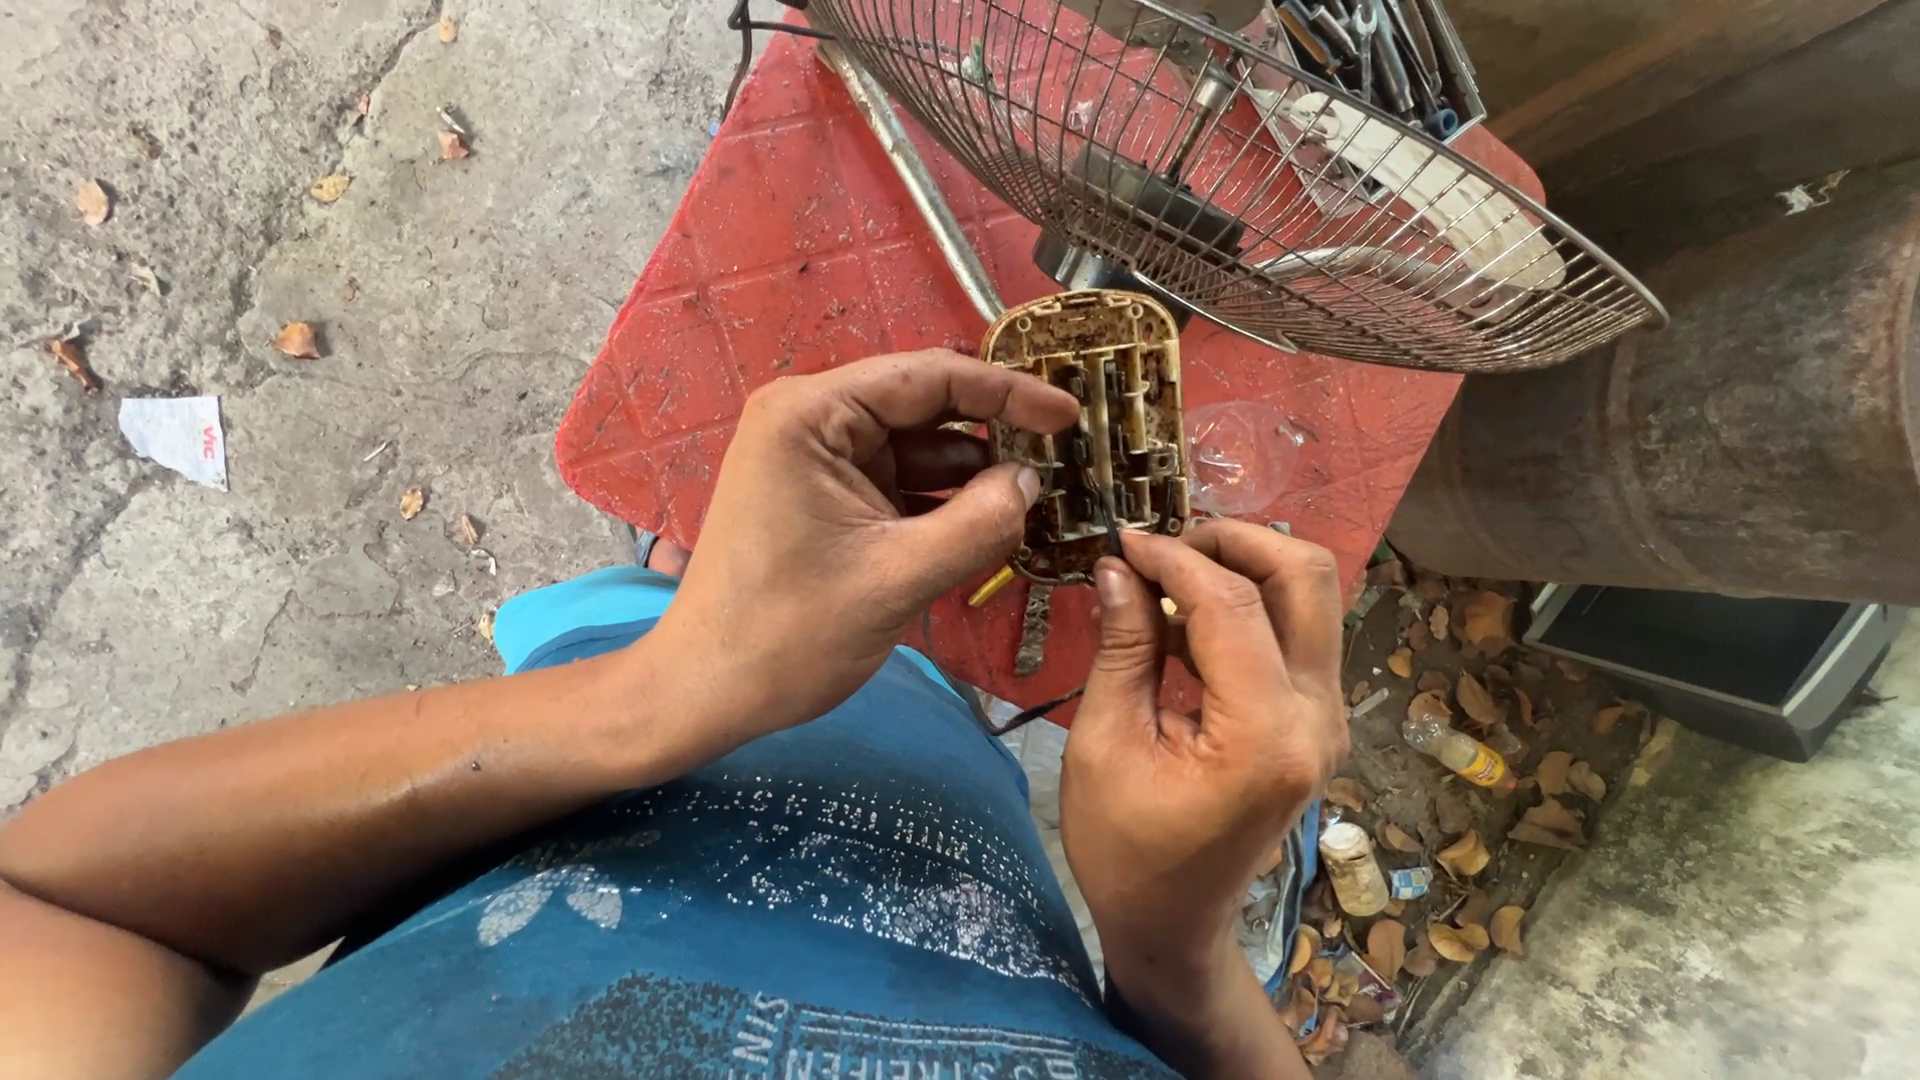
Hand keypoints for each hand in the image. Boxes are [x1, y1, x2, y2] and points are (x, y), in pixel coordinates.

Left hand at [646, 349, 1078, 742]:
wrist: (707, 692)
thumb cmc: (788, 635)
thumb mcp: (897, 579)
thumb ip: (979, 524)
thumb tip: (1032, 482)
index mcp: (812, 415)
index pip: (930, 377)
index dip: (1008, 393)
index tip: (1068, 415)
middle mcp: (812, 421)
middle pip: (925, 409)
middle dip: (992, 436)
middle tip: (1060, 459)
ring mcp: (817, 461)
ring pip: (918, 451)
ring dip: (972, 476)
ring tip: (1035, 499)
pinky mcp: (826, 498)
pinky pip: (899, 486)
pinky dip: (943, 504)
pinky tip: (989, 524)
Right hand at [1061, 522, 1346, 1013]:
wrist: (1174, 924)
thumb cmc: (1123, 847)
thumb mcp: (1104, 742)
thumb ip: (1121, 647)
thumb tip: (1118, 567)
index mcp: (1264, 734)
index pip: (1231, 603)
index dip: (1173, 557)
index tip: (1123, 541)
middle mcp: (1318, 718)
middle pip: (1307, 578)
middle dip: (1233, 541)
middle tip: (1163, 549)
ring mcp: (1327, 720)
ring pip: (1311, 598)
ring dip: (1243, 567)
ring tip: (1168, 575)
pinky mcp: (1316, 722)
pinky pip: (1296, 633)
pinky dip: (1246, 604)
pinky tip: (1186, 616)